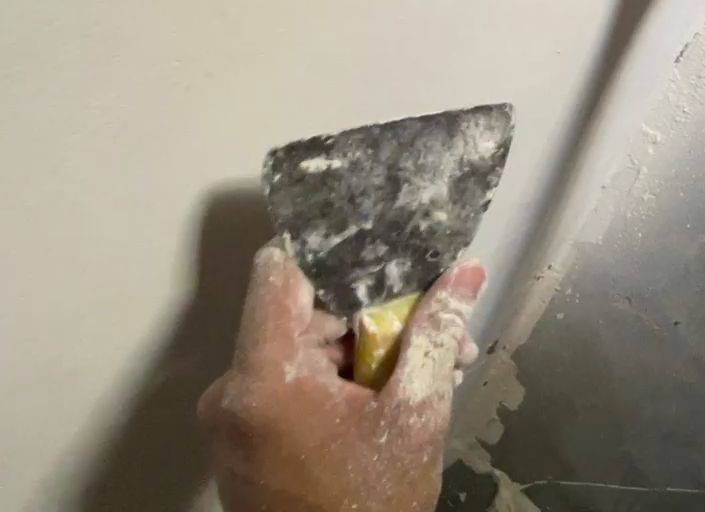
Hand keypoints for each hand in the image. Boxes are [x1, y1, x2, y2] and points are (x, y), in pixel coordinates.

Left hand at [199, 245, 484, 511]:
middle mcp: (236, 390)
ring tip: (442, 361)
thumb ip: (438, 331)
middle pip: (314, 311)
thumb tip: (468, 270)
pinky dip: (356, 372)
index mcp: (264, 380)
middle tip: (443, 318)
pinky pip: (307, 376)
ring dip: (379, 344)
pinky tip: (406, 386)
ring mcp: (240, 414)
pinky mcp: (251, 432)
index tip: (376, 221)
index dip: (328, 241)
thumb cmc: (369, 499)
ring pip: (318, 344)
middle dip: (384, 309)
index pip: (281, 274)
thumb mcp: (417, 409)